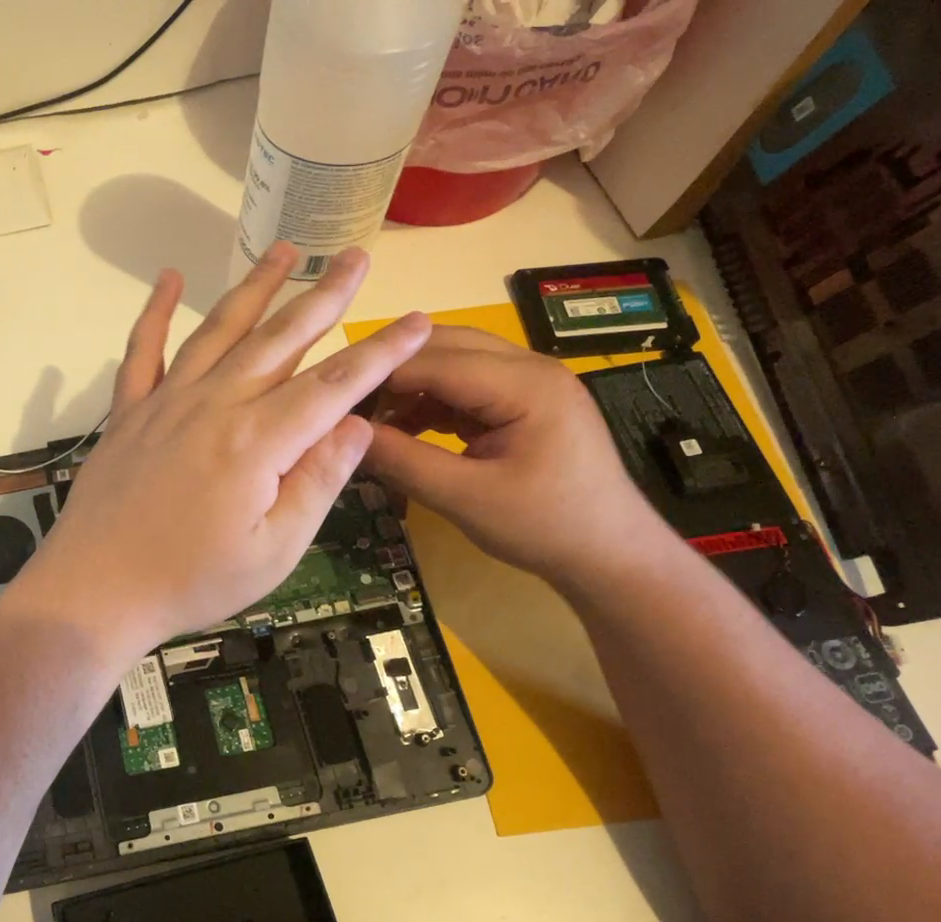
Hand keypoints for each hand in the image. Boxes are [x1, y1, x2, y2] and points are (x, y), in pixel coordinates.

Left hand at [0, 243, 434, 656]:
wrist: (96, 591)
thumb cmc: (191, 582)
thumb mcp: (275, 551)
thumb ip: (317, 483)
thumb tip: (356, 424)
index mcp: (258, 441)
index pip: (334, 385)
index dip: (382, 352)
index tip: (419, 322)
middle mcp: (214, 405)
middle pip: (280, 340)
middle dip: (324, 297)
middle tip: (357, 256)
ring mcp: (165, 403)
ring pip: (219, 331)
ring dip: (255, 288)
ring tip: (285, 249)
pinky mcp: (127, 413)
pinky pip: (142, 351)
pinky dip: (155, 312)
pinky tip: (169, 279)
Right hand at [361, 325, 664, 590]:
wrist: (608, 555)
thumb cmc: (544, 527)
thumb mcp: (465, 498)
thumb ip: (404, 462)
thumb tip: (343, 436)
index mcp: (525, 384)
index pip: (435, 361)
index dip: (380, 377)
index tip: (331, 401)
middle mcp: (530, 367)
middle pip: (444, 346)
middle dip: (392, 373)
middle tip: (344, 405)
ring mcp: (530, 383)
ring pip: (453, 363)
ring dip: (409, 386)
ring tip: (368, 421)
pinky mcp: (523, 403)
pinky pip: (465, 387)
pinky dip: (430, 403)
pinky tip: (402, 431)